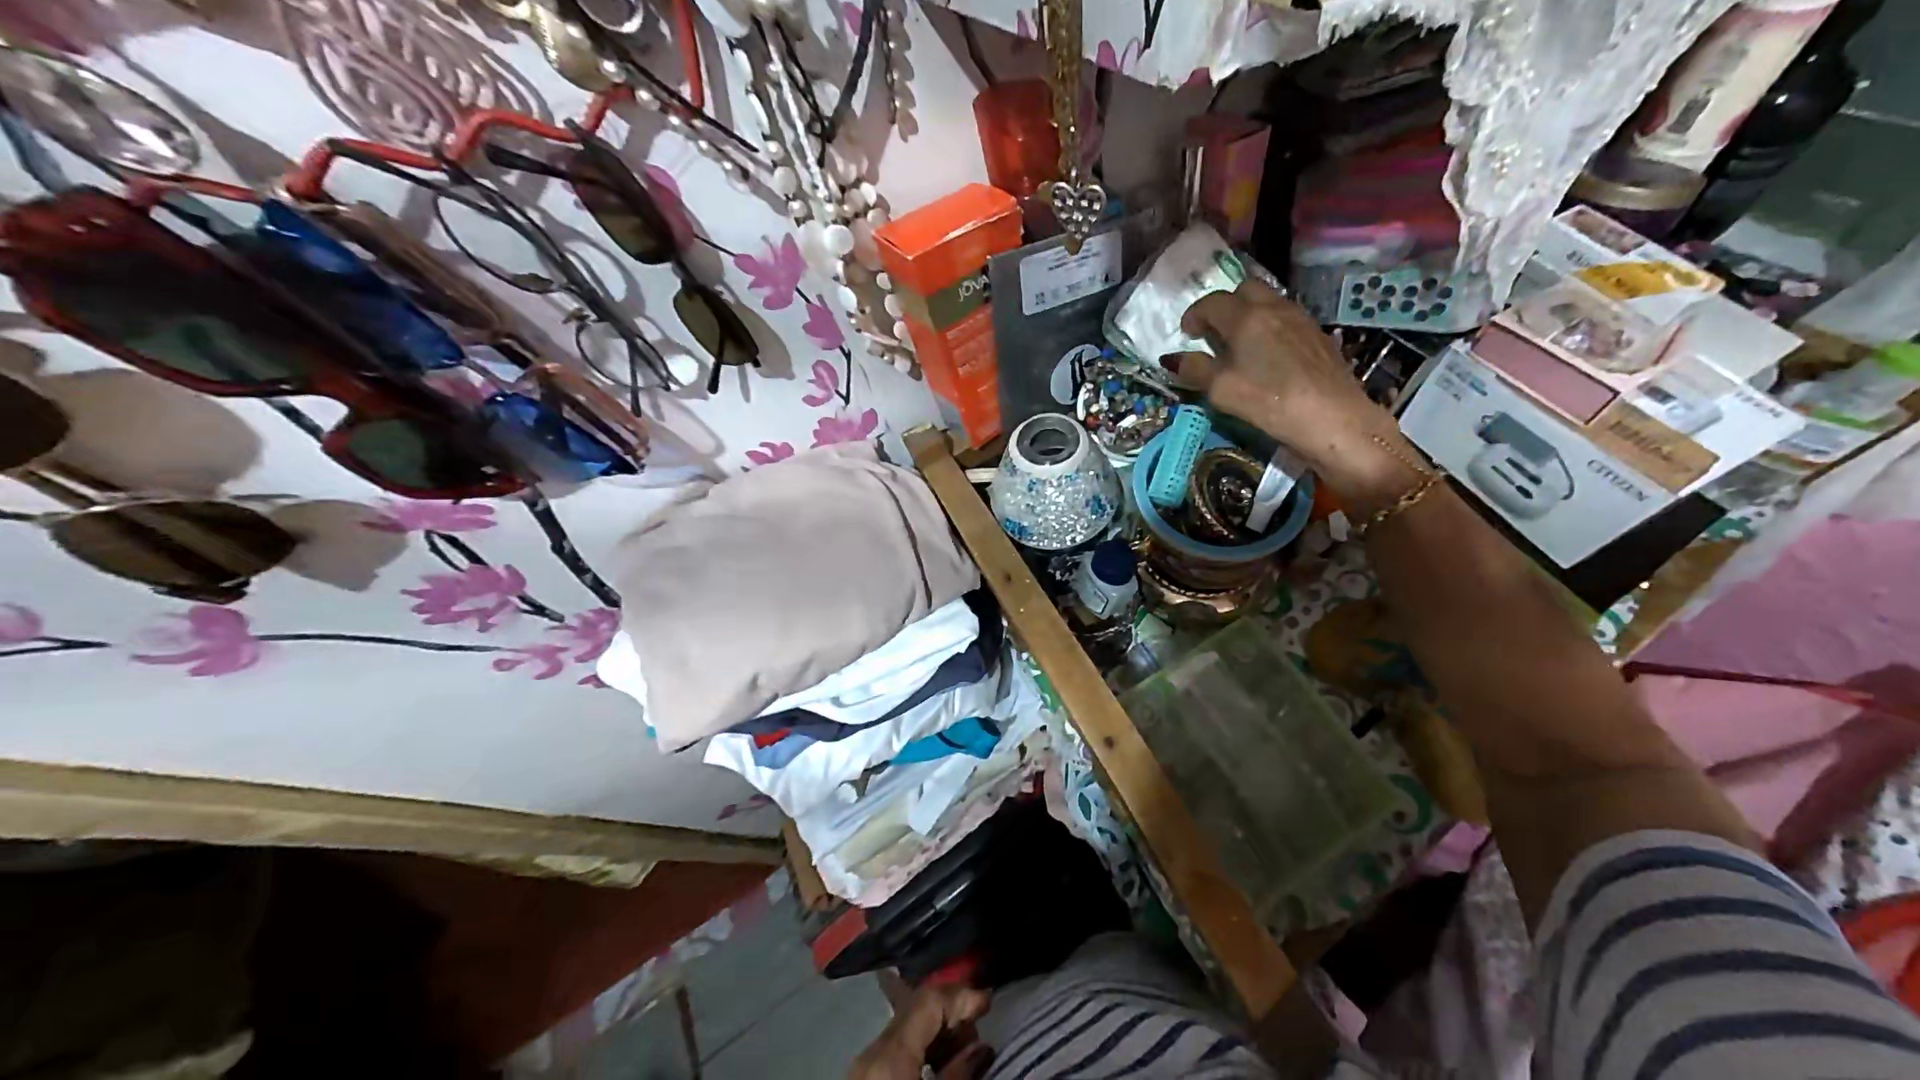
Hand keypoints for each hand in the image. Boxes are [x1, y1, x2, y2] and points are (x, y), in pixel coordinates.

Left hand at [848, 985, 992, 1079]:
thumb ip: (959, 1073)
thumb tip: (982, 1046)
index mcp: (891, 1050)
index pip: (928, 1000)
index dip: (961, 994)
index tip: (989, 999)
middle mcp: (873, 1047)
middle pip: (916, 1008)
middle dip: (951, 1010)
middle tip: (980, 1024)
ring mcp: (863, 1061)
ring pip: (905, 1026)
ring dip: (937, 1028)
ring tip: (964, 1046)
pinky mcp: (862, 1074)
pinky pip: (896, 1046)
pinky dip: (921, 1045)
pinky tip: (938, 1060)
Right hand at [1172, 280, 1417, 508]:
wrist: (1333, 418)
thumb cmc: (1269, 402)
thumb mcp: (1220, 390)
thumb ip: (1195, 369)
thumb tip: (1176, 358)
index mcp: (1246, 318)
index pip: (1212, 302)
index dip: (1194, 315)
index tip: (1187, 334)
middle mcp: (1274, 309)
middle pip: (1244, 290)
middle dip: (1225, 306)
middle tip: (1214, 333)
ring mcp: (1301, 320)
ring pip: (1269, 303)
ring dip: (1249, 316)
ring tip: (1240, 345)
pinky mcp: (1318, 336)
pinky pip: (1286, 320)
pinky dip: (1270, 329)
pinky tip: (1269, 357)